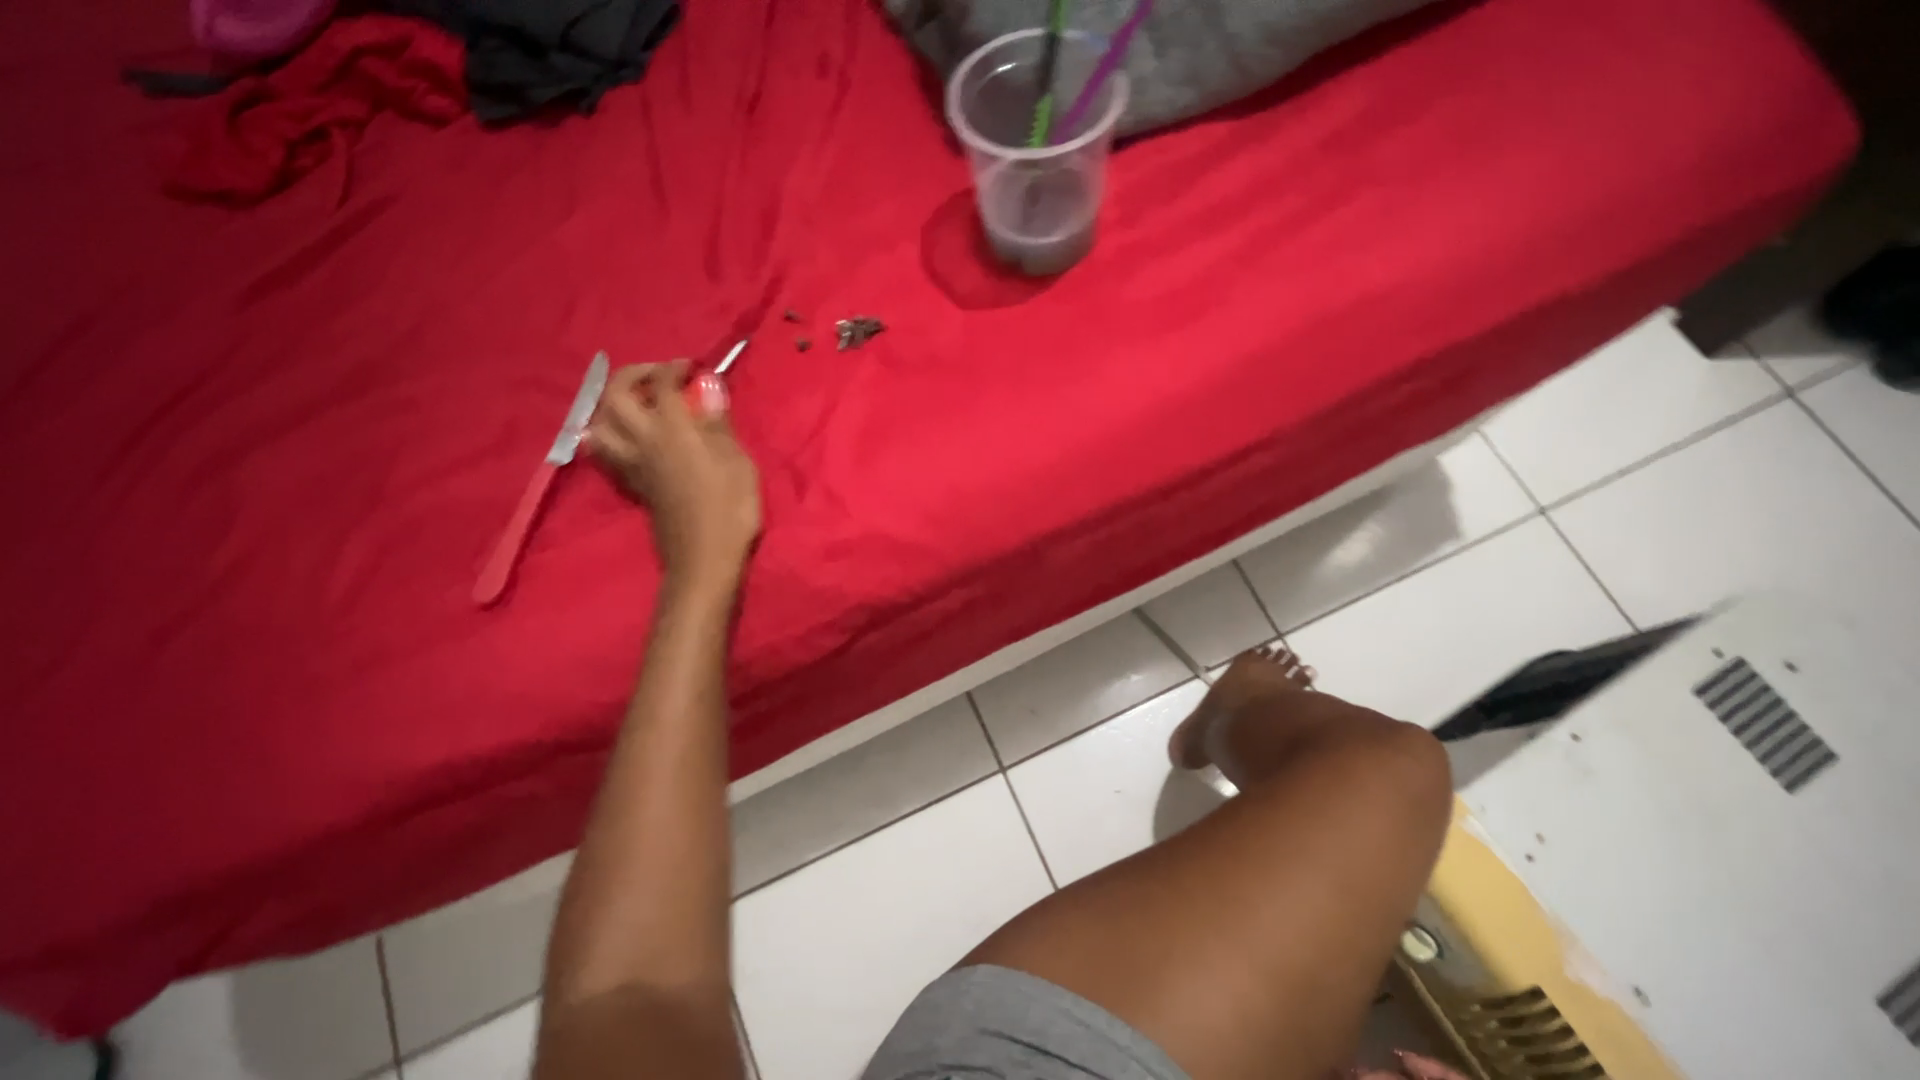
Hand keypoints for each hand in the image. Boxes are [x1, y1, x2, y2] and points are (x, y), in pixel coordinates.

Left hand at [585, 360, 761, 588]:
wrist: (704, 558)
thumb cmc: (730, 508)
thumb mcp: (737, 460)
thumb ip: (718, 422)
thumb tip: (709, 389)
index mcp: (671, 428)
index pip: (662, 384)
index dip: (675, 368)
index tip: (692, 367)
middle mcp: (642, 439)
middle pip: (616, 395)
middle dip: (634, 375)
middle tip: (659, 377)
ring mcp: (632, 464)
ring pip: (599, 424)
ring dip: (612, 406)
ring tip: (637, 406)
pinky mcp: (632, 484)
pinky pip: (606, 451)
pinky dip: (611, 435)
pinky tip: (630, 438)